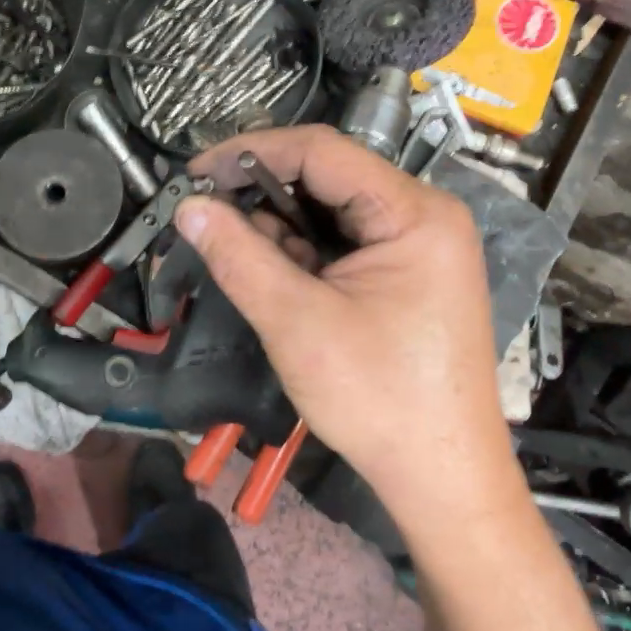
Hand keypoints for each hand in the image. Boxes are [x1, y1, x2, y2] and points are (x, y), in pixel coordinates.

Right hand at [174, 125, 507, 500]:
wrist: (442, 479)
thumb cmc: (381, 400)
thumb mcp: (297, 322)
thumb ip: (239, 256)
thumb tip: (189, 208)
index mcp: (415, 212)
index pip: (322, 151)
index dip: (251, 153)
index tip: (197, 173)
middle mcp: (424, 217)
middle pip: (327, 179)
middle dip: (262, 196)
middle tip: (206, 214)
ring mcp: (418, 248)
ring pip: (330, 212)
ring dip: (278, 229)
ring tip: (235, 254)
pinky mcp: (406, 276)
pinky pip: (343, 244)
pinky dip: (302, 254)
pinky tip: (272, 275)